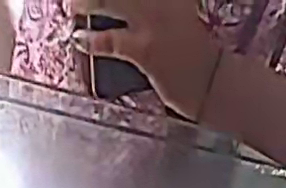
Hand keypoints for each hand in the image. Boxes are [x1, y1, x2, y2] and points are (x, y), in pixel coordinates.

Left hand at [67, 0, 224, 117]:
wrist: (213, 81)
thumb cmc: (196, 50)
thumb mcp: (178, 9)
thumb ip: (153, 5)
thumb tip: (126, 8)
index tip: (100, 0)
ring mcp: (152, 20)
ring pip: (106, 1)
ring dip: (84, 3)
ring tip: (73, 7)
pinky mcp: (146, 49)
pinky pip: (110, 41)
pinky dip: (90, 40)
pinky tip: (78, 39)